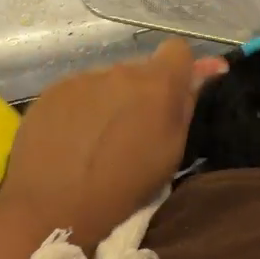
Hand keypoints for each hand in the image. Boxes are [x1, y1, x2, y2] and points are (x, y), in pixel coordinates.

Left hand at [0, 39, 226, 249]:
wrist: (50, 209)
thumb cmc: (122, 188)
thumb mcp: (170, 152)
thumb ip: (187, 104)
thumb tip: (209, 68)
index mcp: (156, 83)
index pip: (178, 49)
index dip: (179, 69)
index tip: (173, 96)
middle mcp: (120, 70)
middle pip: (140, 68)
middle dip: (143, 90)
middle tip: (134, 128)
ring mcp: (83, 78)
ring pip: (108, 79)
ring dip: (111, 99)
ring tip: (98, 138)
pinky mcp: (52, 90)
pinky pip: (79, 90)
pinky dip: (82, 107)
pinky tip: (72, 139)